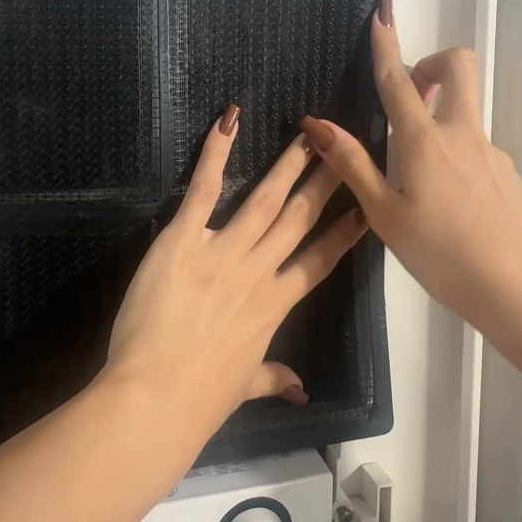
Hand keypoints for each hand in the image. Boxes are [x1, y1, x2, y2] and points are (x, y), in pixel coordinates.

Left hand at [103, 106, 368, 431]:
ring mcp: (223, 251)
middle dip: (324, 182)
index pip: (319, 261)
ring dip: (288, 164)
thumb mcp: (245, 387)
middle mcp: (257, 271)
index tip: (365, 207)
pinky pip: (205, 190)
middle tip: (342, 150)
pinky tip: (228, 122)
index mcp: (275, 304)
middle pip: (299, 219)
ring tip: (306, 134)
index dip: (343, 233)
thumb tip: (300, 390)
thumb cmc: (200, 399)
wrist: (156, 398)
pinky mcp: (183, 240)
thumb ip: (274, 378)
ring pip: (265, 199)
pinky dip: (215, 155)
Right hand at [300, 1, 521, 343]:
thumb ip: (353, 164)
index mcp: (424, 142)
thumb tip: (317, 124)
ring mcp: (490, 152)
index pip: (398, 81)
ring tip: (416, 174)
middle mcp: (461, 135)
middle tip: (411, 92)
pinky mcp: (507, 174)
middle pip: (458, 67)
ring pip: (464, 111)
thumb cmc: (440, 253)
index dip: (386, 43)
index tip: (383, 10)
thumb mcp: (384, 213)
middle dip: (433, 62)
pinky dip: (454, 154)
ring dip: (440, 114)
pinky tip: (447, 205)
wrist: (516, 289)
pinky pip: (475, 148)